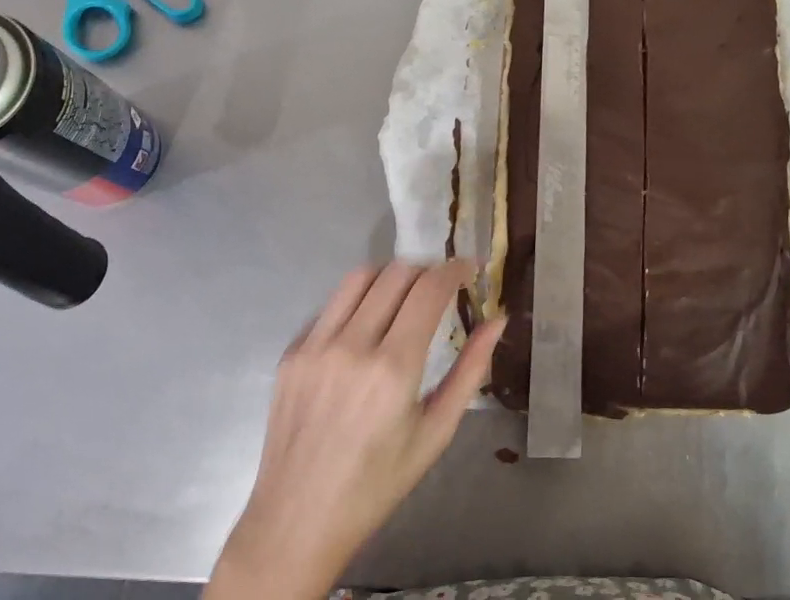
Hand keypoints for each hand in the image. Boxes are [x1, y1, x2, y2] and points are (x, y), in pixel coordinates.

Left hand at [207, 261, 505, 599]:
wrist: (298, 520)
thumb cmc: (378, 483)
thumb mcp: (436, 432)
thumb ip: (470, 370)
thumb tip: (498, 321)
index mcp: (393, 368)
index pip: (428, 289)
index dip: (454, 270)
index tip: (468, 269)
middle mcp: (351, 346)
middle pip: (396, 274)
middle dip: (426, 271)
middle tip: (441, 288)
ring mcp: (314, 346)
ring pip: (358, 277)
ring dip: (390, 277)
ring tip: (404, 298)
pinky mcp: (291, 354)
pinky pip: (330, 306)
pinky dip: (356, 303)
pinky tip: (366, 329)